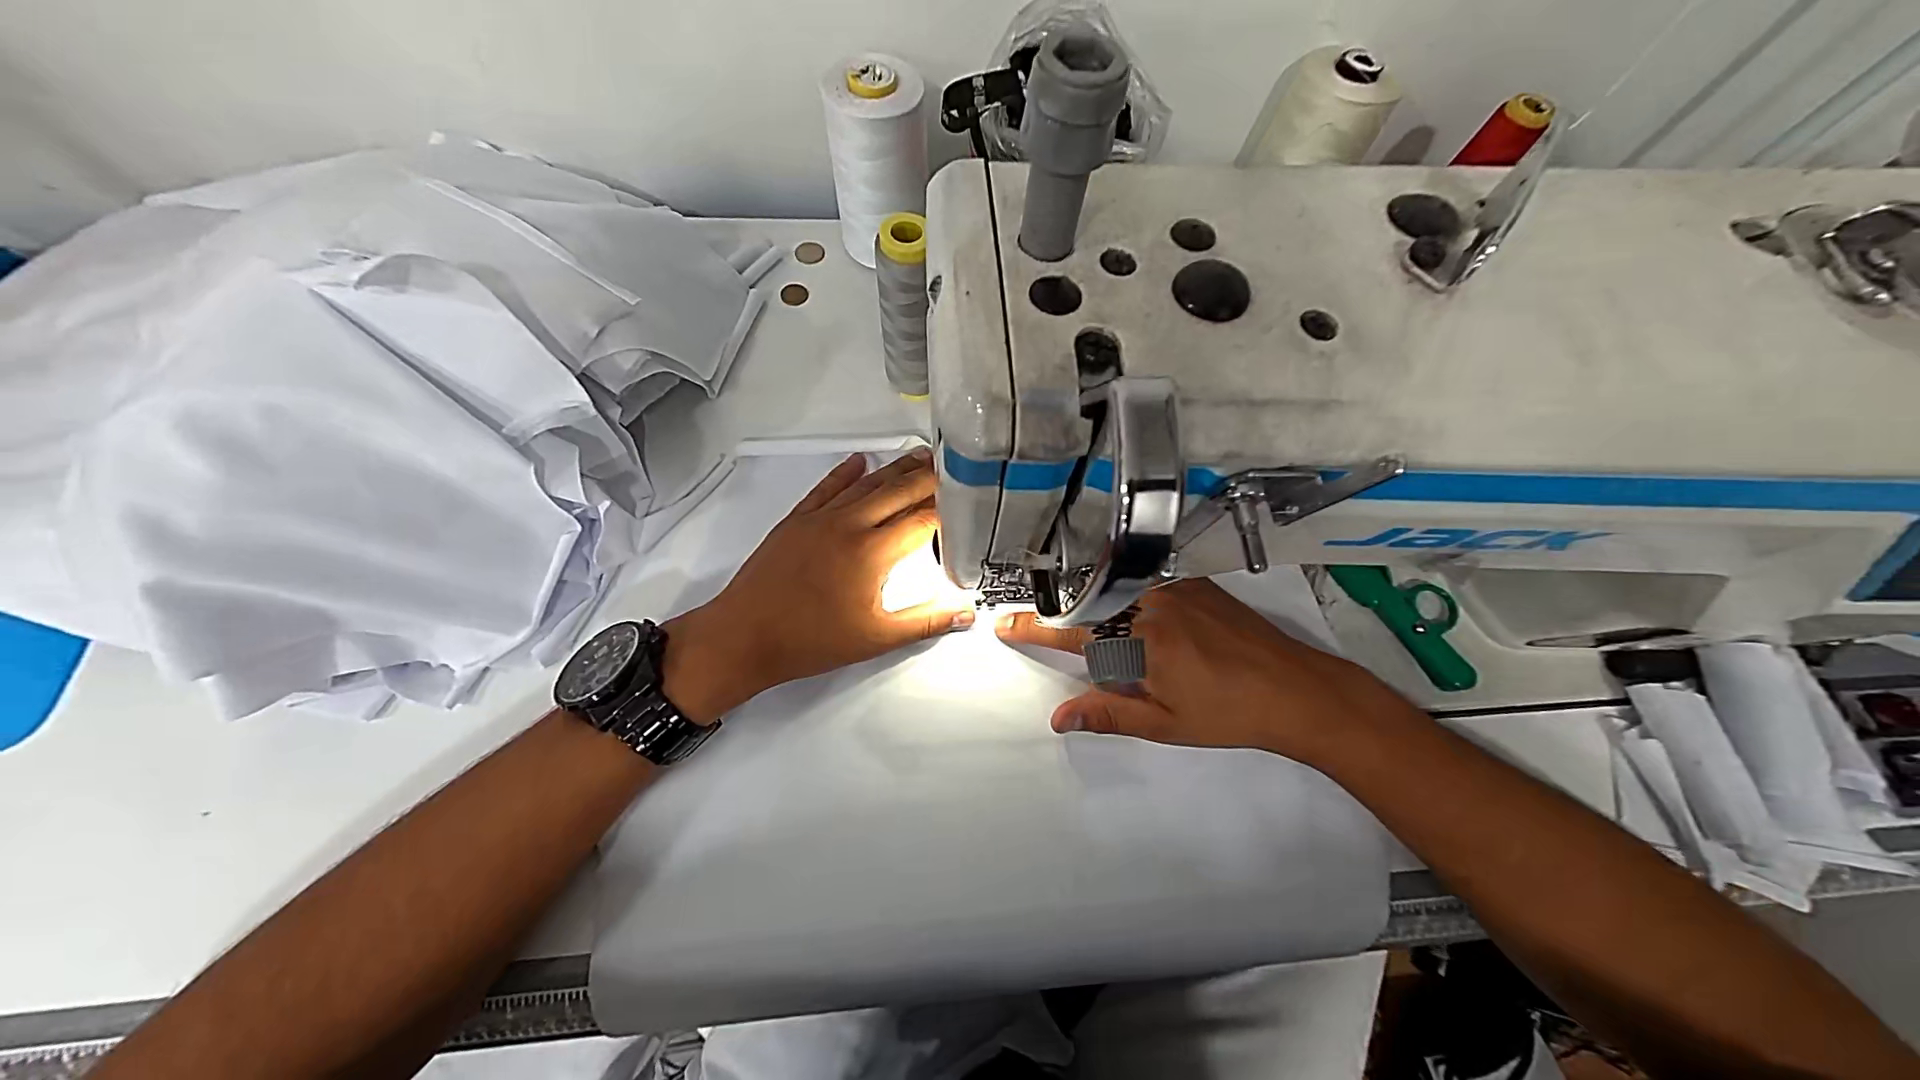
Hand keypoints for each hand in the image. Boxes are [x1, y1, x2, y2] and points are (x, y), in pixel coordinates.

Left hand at [663, 450, 974, 720]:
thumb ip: (925, 621)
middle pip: (898, 491)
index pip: (923, 520)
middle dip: (930, 478)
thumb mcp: (876, 638)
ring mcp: (820, 518)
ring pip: (866, 483)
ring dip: (895, 468)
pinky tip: (858, 461)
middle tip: (954, 467)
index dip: (949, 510)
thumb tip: (964, 613)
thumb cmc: (806, 641)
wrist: (743, 637)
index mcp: (872, 552)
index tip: (968, 504)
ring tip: (920, 456)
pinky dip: (845, 472)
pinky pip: (827, 487)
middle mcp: (848, 525)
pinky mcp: (797, 520)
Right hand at [995, 578, 1422, 763]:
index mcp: (1140, 641)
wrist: (1297, 690)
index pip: (1073, 632)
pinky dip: (1139, 603)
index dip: (1035, 629)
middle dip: (1081, 626)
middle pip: (1096, 606)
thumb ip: (1107, 713)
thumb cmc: (1228, 713)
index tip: (1005, 624)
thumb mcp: (1164, 722)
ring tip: (1142, 652)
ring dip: (1114, 616)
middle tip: (1096, 651)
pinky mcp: (1197, 584)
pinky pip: (1151, 585)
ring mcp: (1178, 589)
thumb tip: (1058, 718)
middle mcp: (1153, 605)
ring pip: (1123, 595)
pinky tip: (1161, 629)